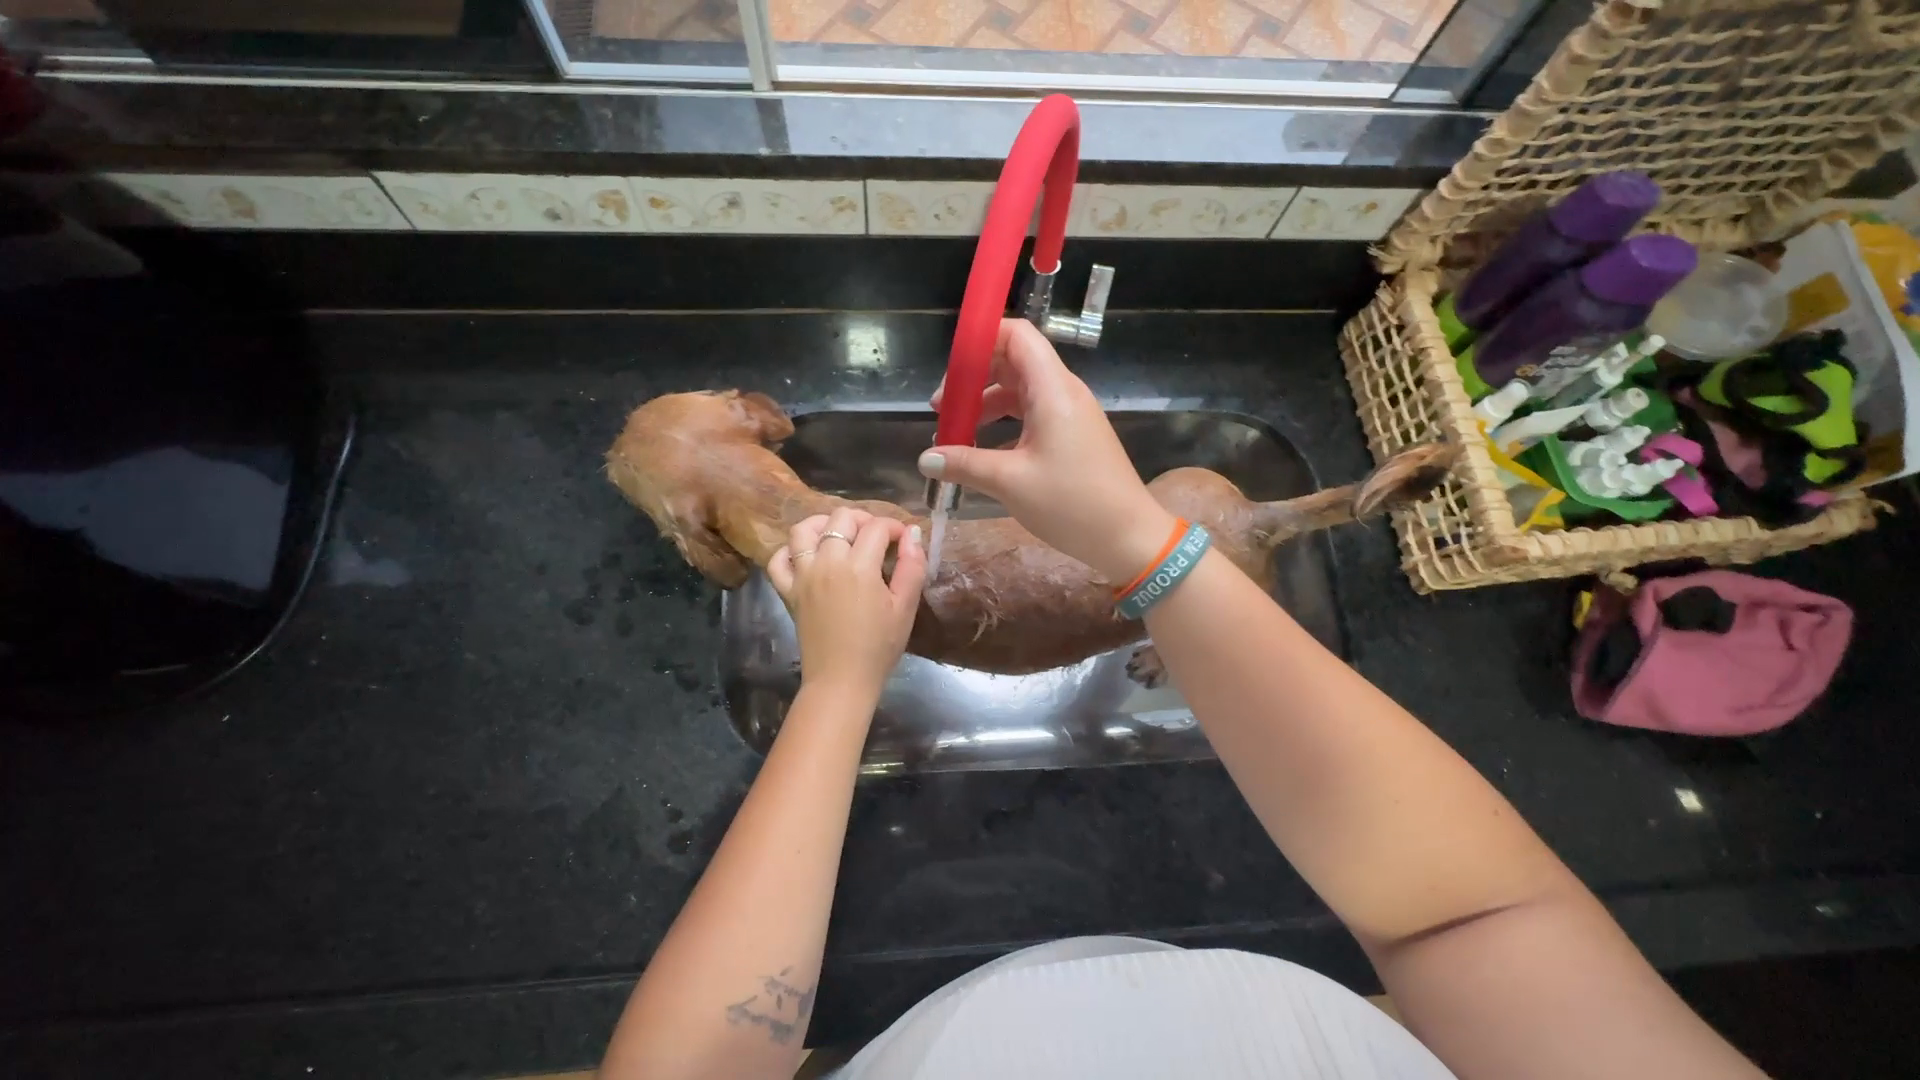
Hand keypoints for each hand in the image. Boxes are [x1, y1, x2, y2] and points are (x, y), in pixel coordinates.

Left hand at [767, 507, 926, 699]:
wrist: (842, 680)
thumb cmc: (879, 647)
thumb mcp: (905, 607)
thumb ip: (912, 567)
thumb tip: (912, 534)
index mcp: (859, 567)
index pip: (877, 528)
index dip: (895, 527)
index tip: (904, 540)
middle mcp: (826, 563)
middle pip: (840, 519)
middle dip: (864, 519)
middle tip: (877, 537)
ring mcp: (802, 576)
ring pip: (803, 530)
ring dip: (823, 524)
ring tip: (840, 535)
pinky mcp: (788, 591)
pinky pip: (779, 560)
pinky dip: (790, 551)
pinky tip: (808, 557)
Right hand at [921, 318, 1178, 582]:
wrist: (1129, 537)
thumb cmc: (1072, 503)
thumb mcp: (1010, 483)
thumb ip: (965, 464)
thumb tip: (925, 459)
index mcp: (1052, 390)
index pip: (1017, 335)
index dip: (981, 339)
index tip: (949, 369)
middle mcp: (1063, 392)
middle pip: (1013, 361)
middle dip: (974, 379)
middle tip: (942, 410)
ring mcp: (1071, 414)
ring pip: (1020, 391)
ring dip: (985, 405)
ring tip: (955, 435)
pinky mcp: (1074, 436)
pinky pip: (1032, 415)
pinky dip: (1004, 424)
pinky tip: (984, 452)